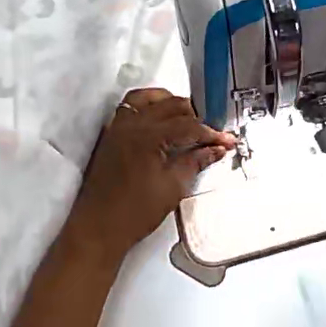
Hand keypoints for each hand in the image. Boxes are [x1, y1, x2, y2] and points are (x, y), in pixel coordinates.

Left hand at [67, 89, 236, 256]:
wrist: (99, 227)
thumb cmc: (134, 212)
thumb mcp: (173, 187)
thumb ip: (195, 162)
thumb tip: (215, 150)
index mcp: (148, 137)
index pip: (187, 125)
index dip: (210, 133)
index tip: (226, 141)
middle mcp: (131, 125)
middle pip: (169, 105)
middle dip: (194, 116)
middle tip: (210, 132)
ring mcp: (117, 128)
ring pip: (146, 99)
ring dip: (168, 103)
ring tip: (185, 118)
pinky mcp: (110, 136)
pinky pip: (129, 107)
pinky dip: (147, 107)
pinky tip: (159, 121)